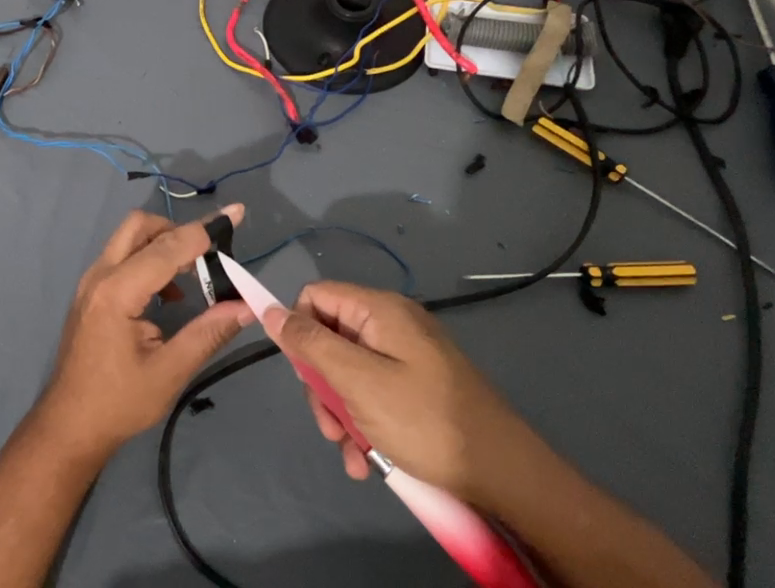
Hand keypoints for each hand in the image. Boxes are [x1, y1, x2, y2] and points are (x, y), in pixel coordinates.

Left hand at [33, 206, 254, 458]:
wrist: (70, 423)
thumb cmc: (120, 401)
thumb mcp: (171, 370)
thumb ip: (209, 332)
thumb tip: (247, 306)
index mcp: (117, 291)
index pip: (167, 247)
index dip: (204, 230)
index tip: (236, 215)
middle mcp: (99, 276)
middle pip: (139, 226)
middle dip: (176, 230)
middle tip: (209, 254)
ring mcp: (90, 282)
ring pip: (128, 239)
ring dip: (162, 246)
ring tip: (194, 276)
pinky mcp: (91, 293)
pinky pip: (121, 259)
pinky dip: (148, 261)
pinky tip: (170, 296)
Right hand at [264, 280, 545, 504]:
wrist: (505, 476)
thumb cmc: (425, 421)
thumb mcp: (357, 381)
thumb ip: (310, 343)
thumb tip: (269, 310)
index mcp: (380, 311)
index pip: (316, 297)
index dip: (298, 329)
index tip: (301, 373)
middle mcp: (393, 327)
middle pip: (329, 340)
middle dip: (321, 386)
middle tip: (328, 425)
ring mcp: (407, 359)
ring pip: (348, 375)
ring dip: (340, 414)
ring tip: (350, 452)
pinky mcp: (417, 390)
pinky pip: (373, 397)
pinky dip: (364, 426)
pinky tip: (366, 460)